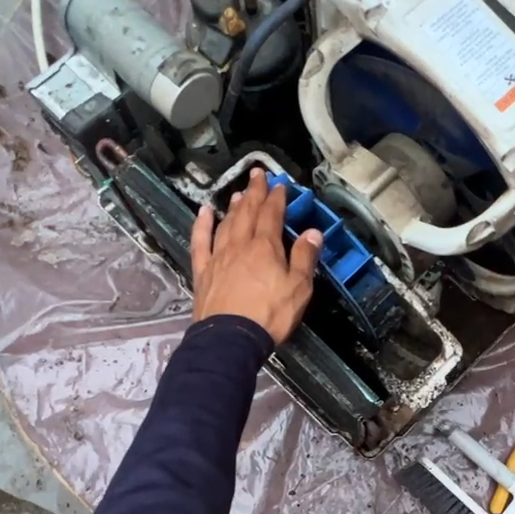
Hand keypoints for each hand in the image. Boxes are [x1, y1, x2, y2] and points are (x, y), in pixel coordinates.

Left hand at [190, 168, 320, 344]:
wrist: (231, 338)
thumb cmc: (270, 315)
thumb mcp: (298, 288)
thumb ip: (304, 258)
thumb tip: (313, 232)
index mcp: (265, 247)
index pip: (271, 215)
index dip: (276, 198)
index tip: (280, 185)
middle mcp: (240, 245)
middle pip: (247, 213)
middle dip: (253, 192)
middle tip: (256, 175)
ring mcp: (218, 257)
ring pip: (226, 224)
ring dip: (233, 207)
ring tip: (238, 194)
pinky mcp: (203, 272)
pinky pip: (201, 241)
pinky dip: (202, 225)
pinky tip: (204, 213)